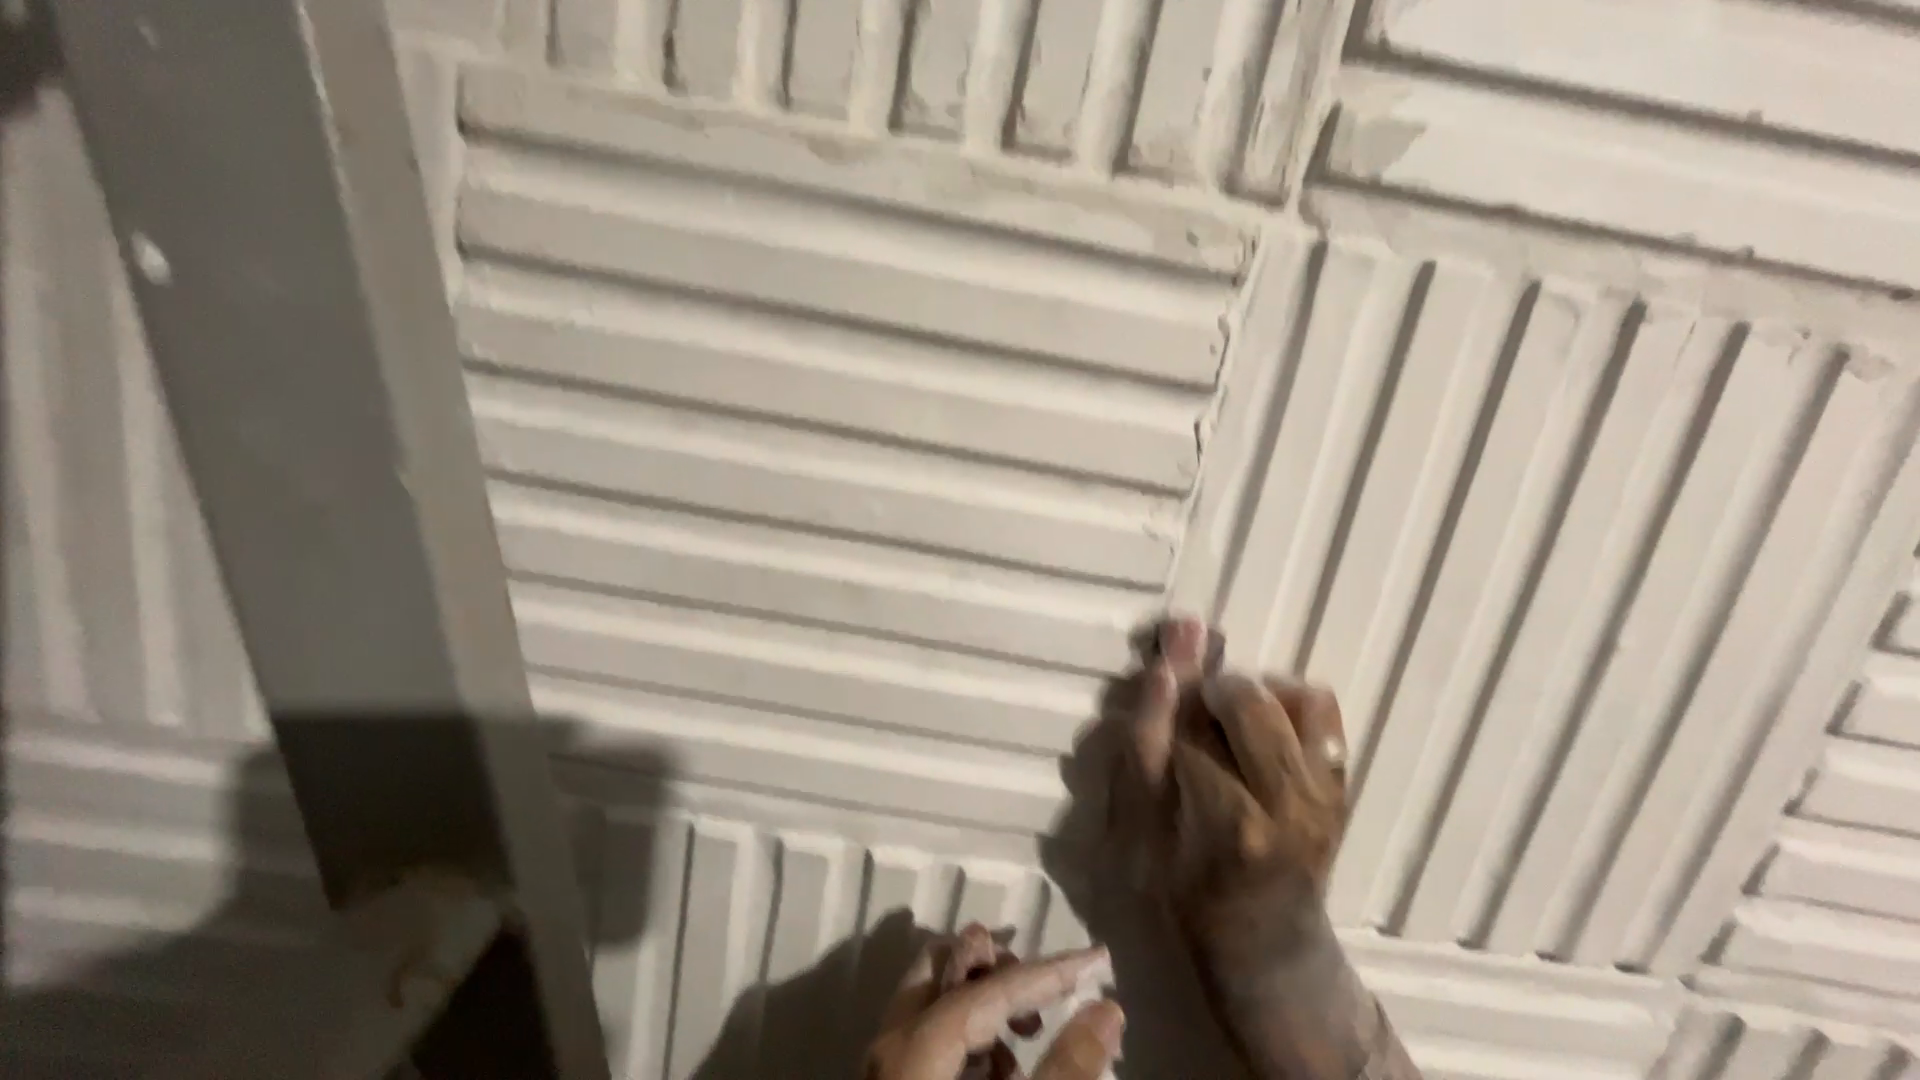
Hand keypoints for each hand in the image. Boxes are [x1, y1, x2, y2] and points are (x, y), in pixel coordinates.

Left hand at [864, 923, 1123, 1079]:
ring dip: (983, 1001)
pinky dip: (967, 1033)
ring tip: (1028, 1034)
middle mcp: (890, 1043)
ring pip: (933, 999)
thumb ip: (1065, 1067)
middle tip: (1043, 994)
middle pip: (943, 966)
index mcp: (917, 1043)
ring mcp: (884, 1066)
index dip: (1053, 971)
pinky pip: (927, 1035)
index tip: (1100, 957)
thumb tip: (1106, 1010)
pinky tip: (1001, 1069)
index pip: (995, 988)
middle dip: (999, 968)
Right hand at [1111, 616, 1349, 963]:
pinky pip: (1322, 710)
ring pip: (1292, 698)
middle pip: (1247, 702)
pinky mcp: (1343, 784)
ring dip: (1252, 695)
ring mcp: (1324, 792)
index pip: (1191, 729)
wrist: (1266, 939)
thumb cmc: (1189, 889)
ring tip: (1229, 723)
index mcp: (1231, 822)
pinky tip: (1265, 728)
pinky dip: (1289, 702)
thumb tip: (1162, 668)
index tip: (1156, 678)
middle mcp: (1289, 803)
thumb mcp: (1147, 832)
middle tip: (1192, 710)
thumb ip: (1150, 744)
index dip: (1168, 696)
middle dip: (1211, 690)